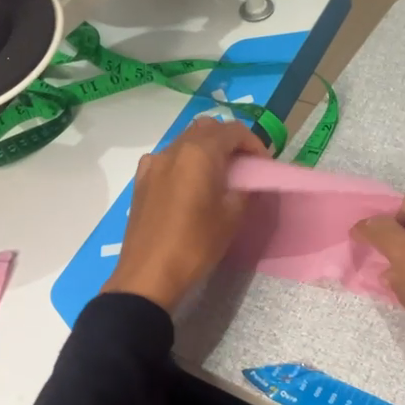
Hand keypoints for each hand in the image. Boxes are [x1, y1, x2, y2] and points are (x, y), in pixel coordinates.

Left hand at [102, 117, 266, 310]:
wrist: (149, 275)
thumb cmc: (195, 245)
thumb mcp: (232, 217)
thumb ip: (244, 190)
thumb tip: (247, 182)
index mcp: (199, 153)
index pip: (233, 131)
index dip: (254, 144)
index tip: (263, 165)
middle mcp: (173, 149)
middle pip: (207, 129)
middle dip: (229, 141)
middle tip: (244, 166)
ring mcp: (153, 163)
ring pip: (185, 141)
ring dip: (206, 149)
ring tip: (219, 176)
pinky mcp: (141, 181)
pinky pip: (168, 158)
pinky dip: (185, 162)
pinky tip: (189, 186)